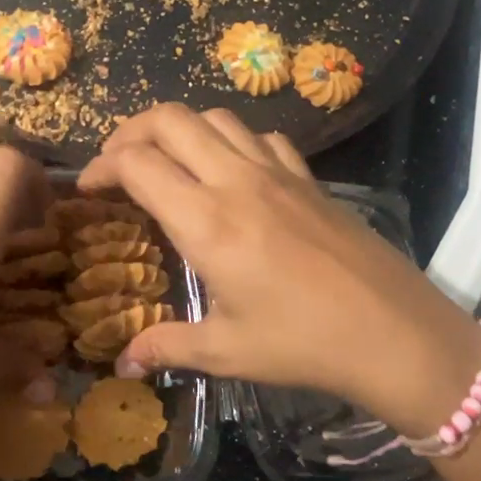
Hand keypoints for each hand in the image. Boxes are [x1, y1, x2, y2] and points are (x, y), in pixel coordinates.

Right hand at [78, 105, 480, 435]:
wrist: (393, 331)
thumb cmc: (304, 344)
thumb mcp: (228, 351)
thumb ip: (168, 346)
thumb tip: (122, 364)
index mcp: (206, 221)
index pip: (137, 163)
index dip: (101, 166)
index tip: (87, 188)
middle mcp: (236, 181)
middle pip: (170, 119)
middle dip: (131, 130)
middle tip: (116, 162)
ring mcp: (277, 172)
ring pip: (215, 116)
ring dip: (180, 127)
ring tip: (166, 159)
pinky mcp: (308, 177)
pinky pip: (260, 136)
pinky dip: (231, 138)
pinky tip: (231, 169)